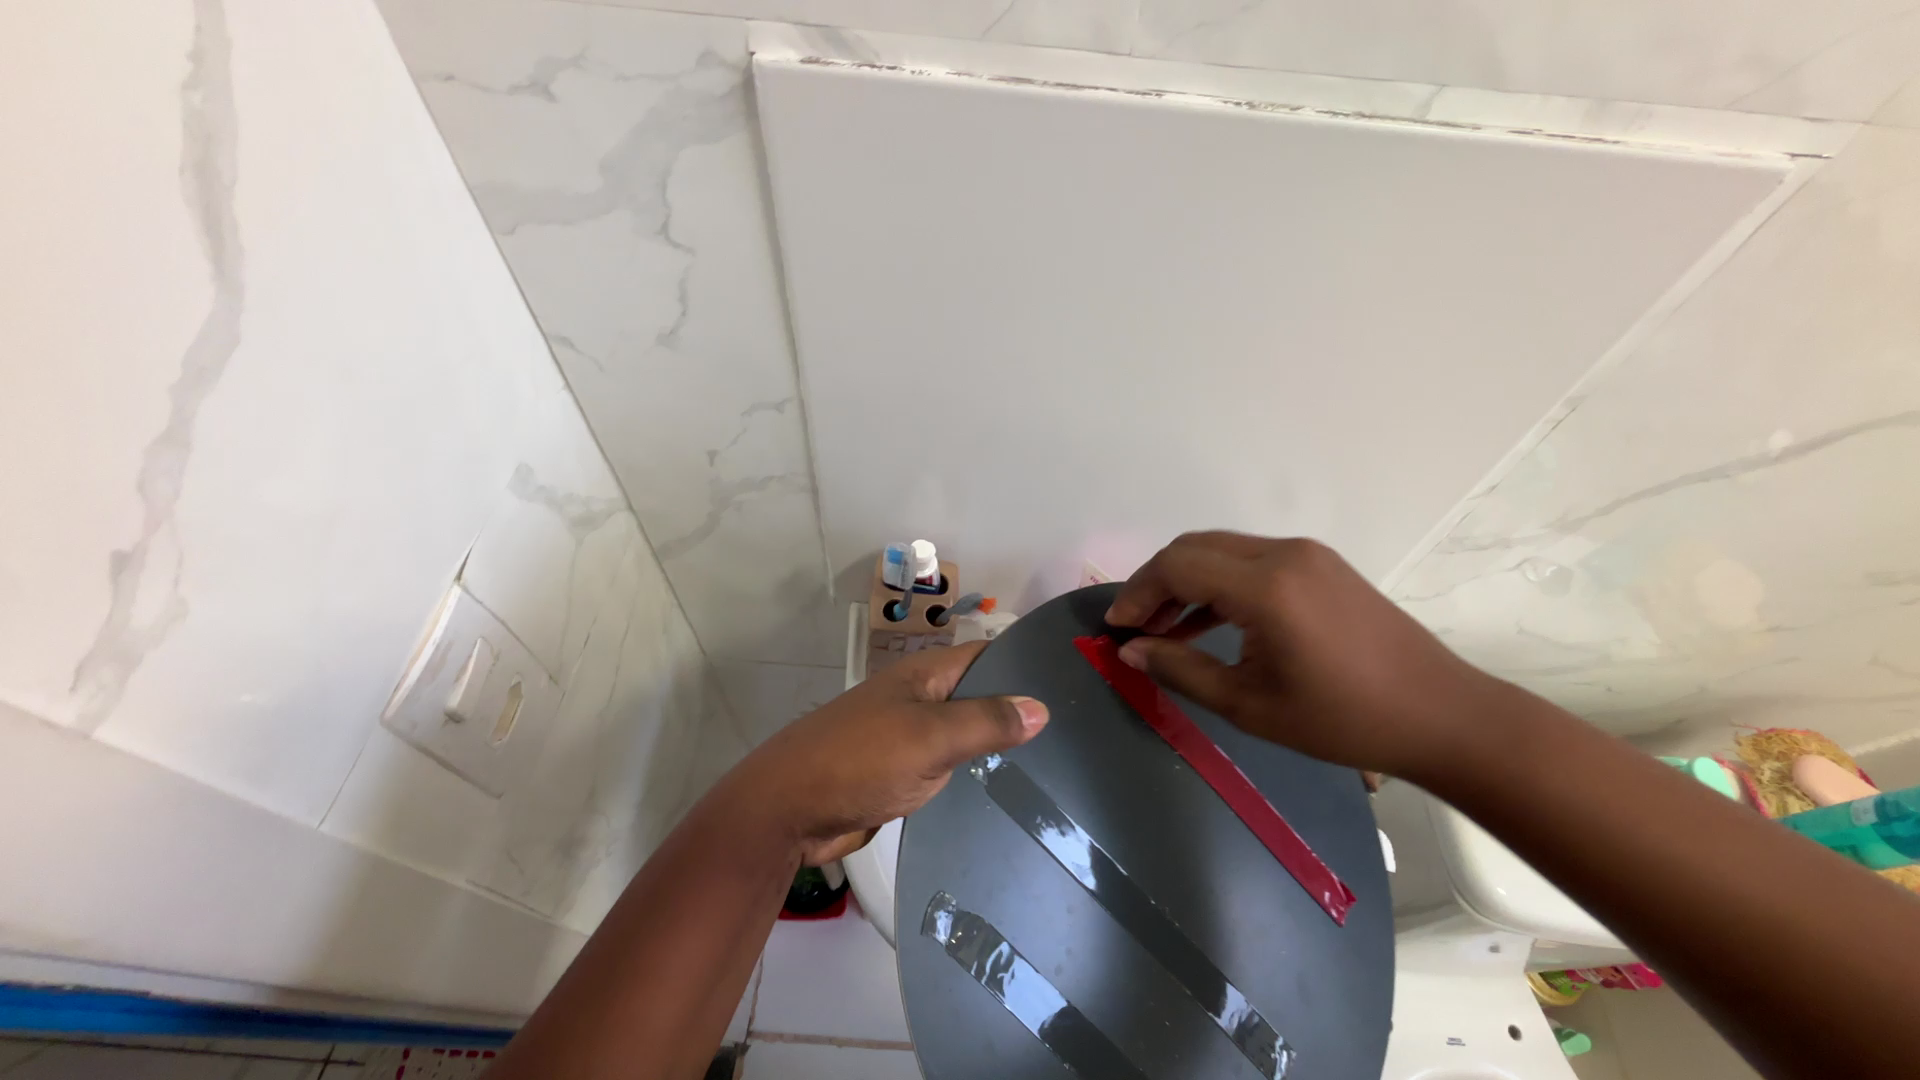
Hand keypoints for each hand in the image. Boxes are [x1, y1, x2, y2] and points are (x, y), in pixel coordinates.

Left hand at [724, 642, 1048, 864]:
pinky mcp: (902, 776)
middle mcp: (919, 700)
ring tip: (1057, 767)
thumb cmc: (858, 761)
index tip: (1076, 681)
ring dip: (997, 749)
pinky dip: (973, 778)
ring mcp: (909, 740)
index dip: (1026, 664)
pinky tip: (1005, 796)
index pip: (987, 656)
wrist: (787, 813)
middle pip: (979, 698)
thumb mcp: (929, 737)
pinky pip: (948, 770)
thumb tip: (1042, 706)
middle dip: (1019, 711)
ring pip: (965, 737)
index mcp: (924, 675)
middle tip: (1079, 734)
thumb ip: (985, 722)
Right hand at [1104, 532, 1515, 780]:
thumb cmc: (1343, 720)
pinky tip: (1206, 622)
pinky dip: (1219, 582)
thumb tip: (1129, 651)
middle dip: (1155, 582)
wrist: (1440, 714)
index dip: (1137, 594)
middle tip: (1134, 627)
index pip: (1177, 567)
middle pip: (1194, 548)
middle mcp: (1284, 554)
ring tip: (1163, 628)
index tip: (1115, 629)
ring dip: (1186, 580)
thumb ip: (1181, 670)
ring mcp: (1307, 554)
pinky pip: (1251, 560)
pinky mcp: (1321, 565)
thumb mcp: (1250, 706)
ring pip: (1221, 549)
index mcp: (1266, 587)